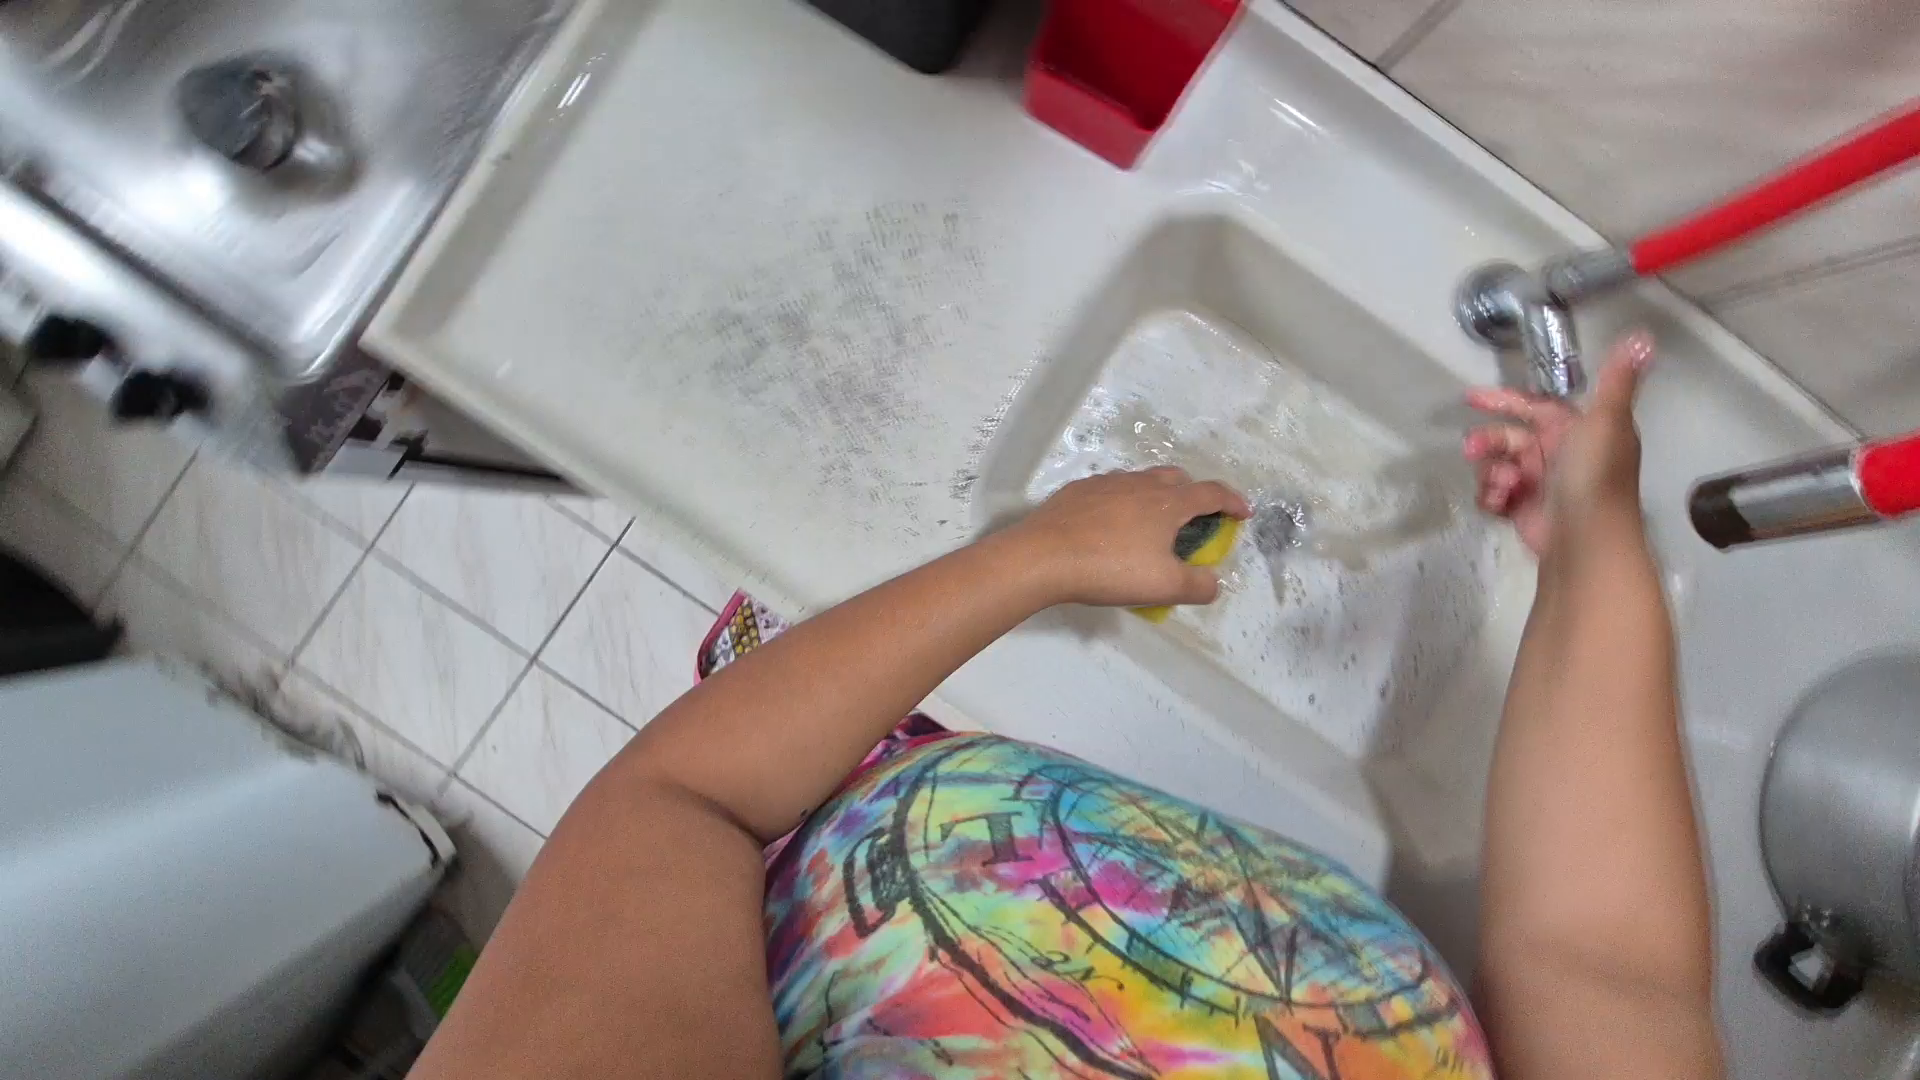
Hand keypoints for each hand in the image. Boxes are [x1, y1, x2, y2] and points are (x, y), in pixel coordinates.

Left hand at [1004, 467, 1251, 607]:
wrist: (1042, 556)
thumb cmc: (1111, 568)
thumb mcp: (1165, 586)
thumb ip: (1198, 585)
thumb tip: (1213, 582)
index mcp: (1168, 502)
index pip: (1212, 493)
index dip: (1232, 502)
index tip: (1243, 513)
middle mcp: (1139, 483)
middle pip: (1176, 479)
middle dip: (1193, 494)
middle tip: (1195, 518)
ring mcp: (1104, 483)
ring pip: (1139, 482)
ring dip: (1154, 497)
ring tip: (1150, 524)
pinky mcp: (1075, 491)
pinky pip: (1108, 491)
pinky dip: (1120, 503)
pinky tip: (1109, 526)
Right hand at [1463, 331, 1654, 557]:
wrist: (1584, 535)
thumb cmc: (1593, 476)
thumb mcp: (1606, 421)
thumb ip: (1617, 380)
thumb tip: (1641, 337)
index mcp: (1576, 430)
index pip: (1534, 407)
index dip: (1504, 400)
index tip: (1471, 398)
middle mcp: (1556, 453)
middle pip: (1507, 437)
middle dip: (1487, 442)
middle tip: (1472, 450)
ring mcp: (1537, 481)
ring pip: (1495, 466)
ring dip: (1491, 475)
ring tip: (1503, 487)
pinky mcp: (1521, 507)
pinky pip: (1492, 494)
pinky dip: (1491, 497)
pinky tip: (1501, 503)